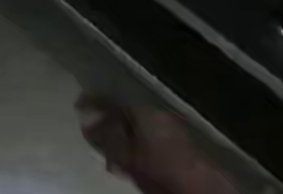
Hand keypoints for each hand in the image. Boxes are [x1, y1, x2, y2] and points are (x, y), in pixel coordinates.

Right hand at [78, 94, 242, 193]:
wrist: (206, 192)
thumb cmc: (163, 170)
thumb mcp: (129, 158)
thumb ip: (106, 142)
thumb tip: (86, 128)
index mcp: (142, 111)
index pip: (110, 99)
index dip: (91, 101)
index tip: (77, 106)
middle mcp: (155, 114)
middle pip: (123, 113)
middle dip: (106, 124)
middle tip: (92, 135)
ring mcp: (170, 129)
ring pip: (137, 128)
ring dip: (121, 139)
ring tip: (110, 157)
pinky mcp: (180, 147)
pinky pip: (149, 139)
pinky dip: (136, 147)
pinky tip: (132, 164)